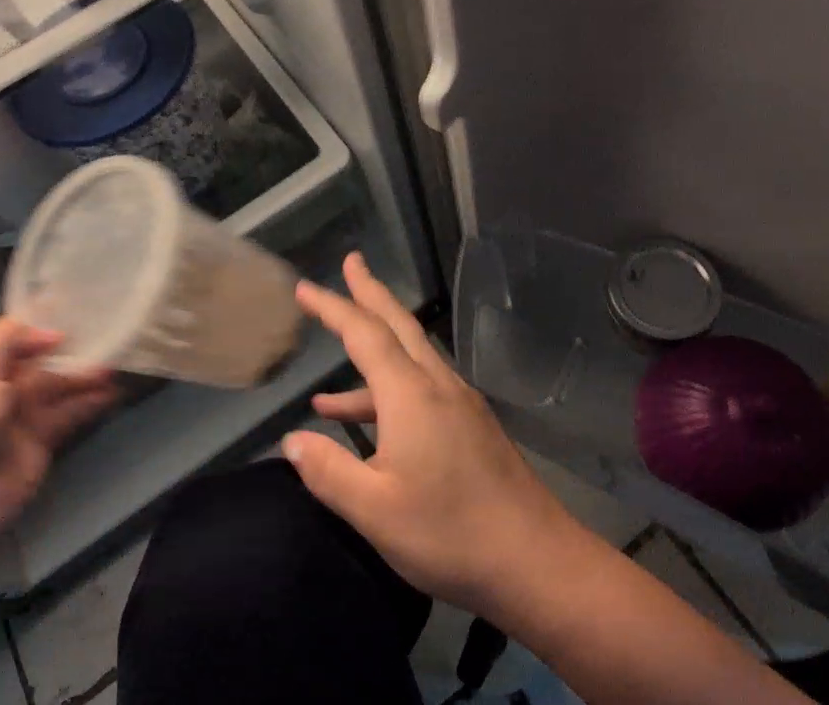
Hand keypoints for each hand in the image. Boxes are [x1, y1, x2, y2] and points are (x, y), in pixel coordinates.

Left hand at [0, 319, 116, 546]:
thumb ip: (6, 338)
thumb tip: (50, 330)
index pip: (7, 338)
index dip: (38, 328)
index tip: (71, 319)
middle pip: (38, 362)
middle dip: (68, 351)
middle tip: (104, 338)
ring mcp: (16, 417)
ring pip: (57, 386)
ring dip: (84, 375)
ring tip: (115, 365)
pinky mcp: (38, 442)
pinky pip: (67, 415)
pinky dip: (89, 403)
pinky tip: (111, 392)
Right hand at [281, 253, 582, 617]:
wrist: (535, 561)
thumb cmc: (450, 533)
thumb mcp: (374, 510)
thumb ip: (328, 471)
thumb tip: (293, 441)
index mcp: (412, 395)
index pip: (364, 334)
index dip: (333, 307)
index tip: (305, 287)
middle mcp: (439, 387)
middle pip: (399, 327)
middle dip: (371, 296)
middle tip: (351, 265)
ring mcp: (461, 407)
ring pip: (412, 362)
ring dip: (375, 357)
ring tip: (326, 393)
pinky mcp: (473, 430)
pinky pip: (423, 393)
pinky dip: (390, 397)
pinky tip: (372, 431)